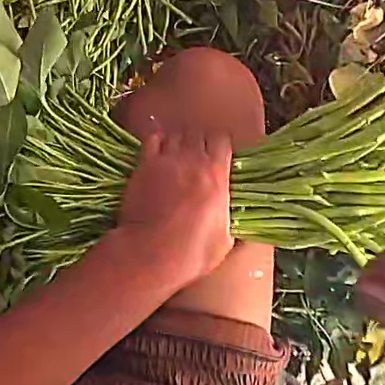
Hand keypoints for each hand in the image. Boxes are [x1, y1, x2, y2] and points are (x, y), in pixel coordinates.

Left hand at [113, 130, 234, 286]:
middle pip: (197, 133)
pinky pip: (152, 140)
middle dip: (197, 140)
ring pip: (175, 134)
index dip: (219, 143)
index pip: (222, 140)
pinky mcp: (145, 165)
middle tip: (195, 153)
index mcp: (216, 175)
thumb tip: (239, 231)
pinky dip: (156, 141)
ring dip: (177, 140)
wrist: (153, 251)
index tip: (217, 151)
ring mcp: (167, 160)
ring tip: (176, 151)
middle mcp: (192, 161)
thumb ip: (230, 225)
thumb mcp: (224, 241)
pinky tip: (157, 151)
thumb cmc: (192, 251)